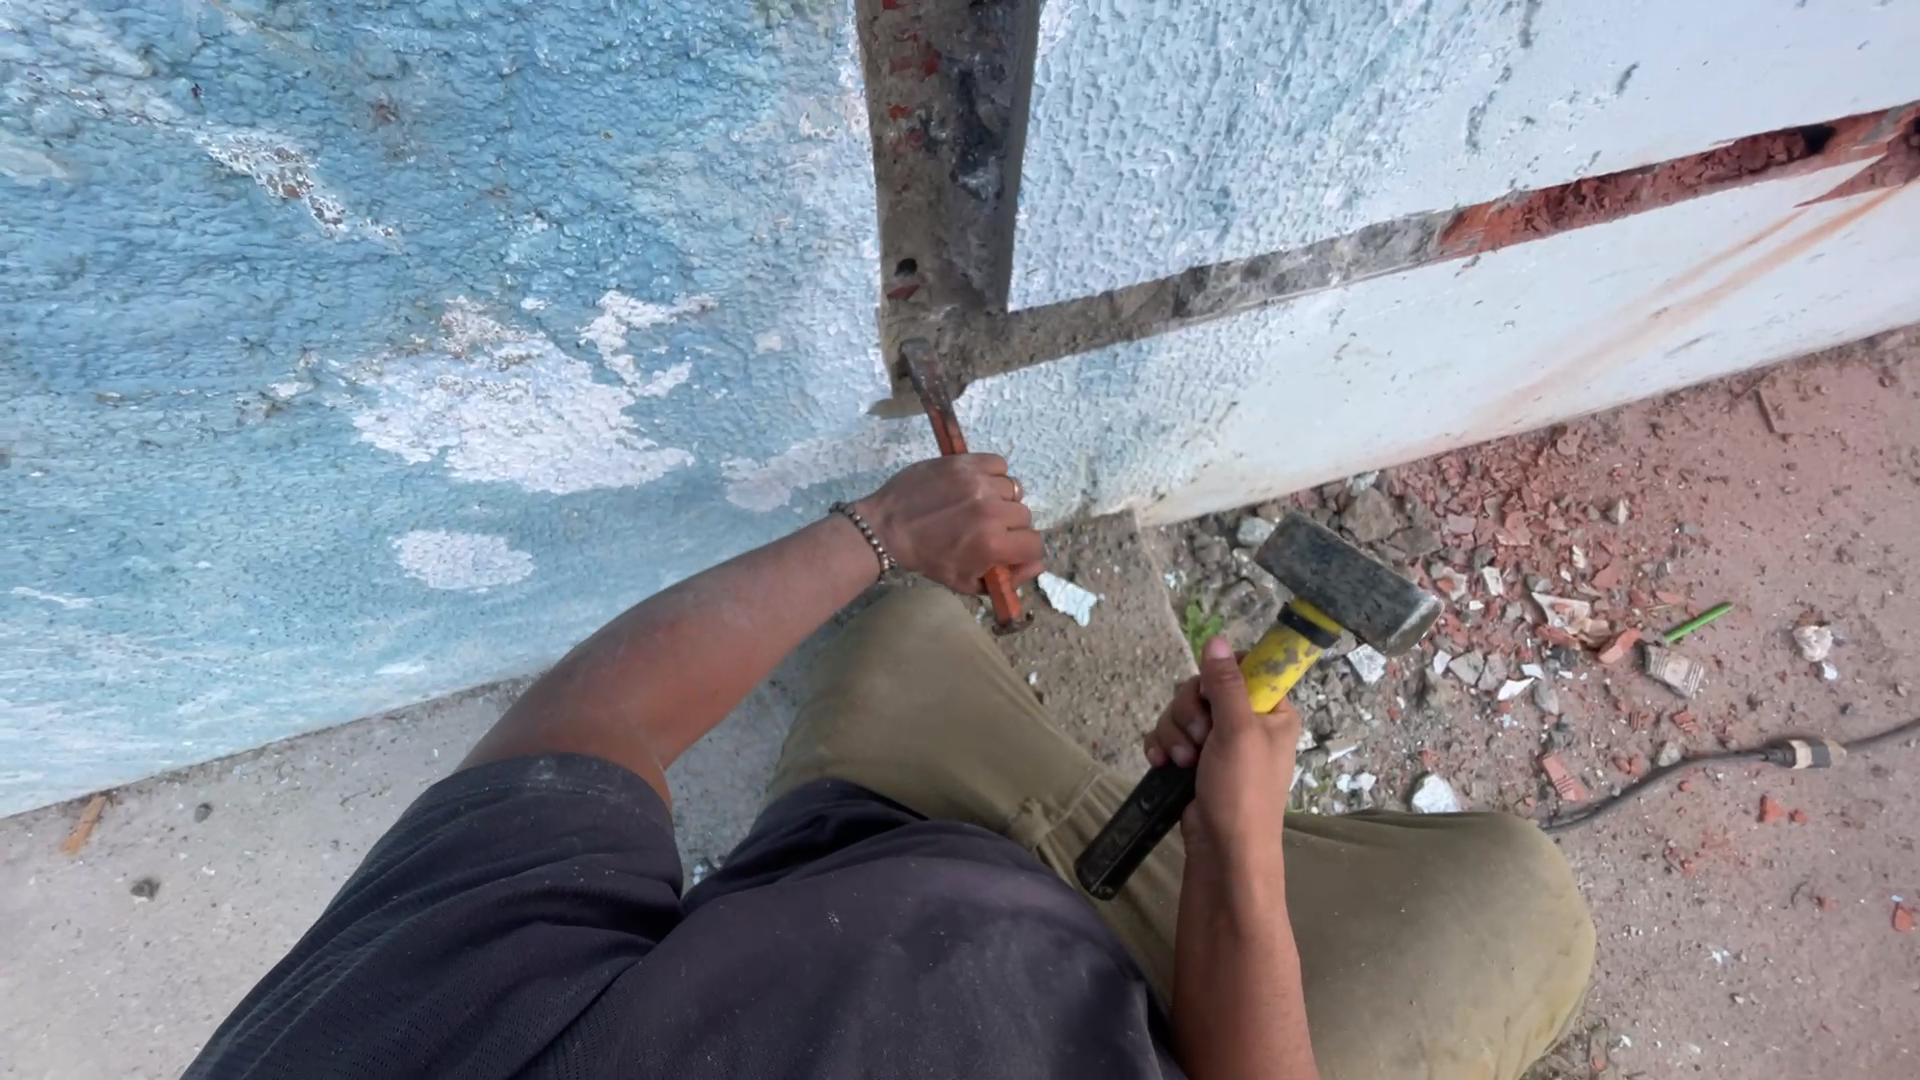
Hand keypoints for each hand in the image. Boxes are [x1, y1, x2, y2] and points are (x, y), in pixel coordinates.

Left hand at [853, 454, 1045, 594]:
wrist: (888, 528)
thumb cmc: (927, 558)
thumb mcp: (966, 581)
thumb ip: (1007, 578)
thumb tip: (1037, 565)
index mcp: (994, 544)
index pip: (1035, 543)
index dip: (1023, 548)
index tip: (1008, 545)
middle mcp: (992, 511)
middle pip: (1024, 516)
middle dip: (1009, 524)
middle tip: (985, 526)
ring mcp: (979, 483)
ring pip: (1013, 489)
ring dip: (1000, 498)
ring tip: (976, 504)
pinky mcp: (965, 462)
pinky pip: (998, 464)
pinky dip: (992, 474)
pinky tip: (975, 485)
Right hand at [1144, 637, 1300, 859]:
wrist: (1223, 852)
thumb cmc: (1242, 792)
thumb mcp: (1238, 731)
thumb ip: (1226, 684)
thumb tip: (1216, 639)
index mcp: (1272, 712)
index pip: (1245, 668)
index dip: (1220, 674)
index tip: (1210, 692)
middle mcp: (1247, 722)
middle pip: (1204, 687)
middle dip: (1189, 711)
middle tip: (1198, 736)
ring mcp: (1219, 742)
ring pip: (1182, 710)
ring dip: (1174, 732)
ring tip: (1182, 760)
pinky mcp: (1195, 759)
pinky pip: (1169, 734)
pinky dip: (1163, 745)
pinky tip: (1162, 762)